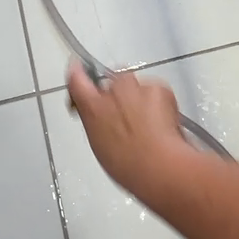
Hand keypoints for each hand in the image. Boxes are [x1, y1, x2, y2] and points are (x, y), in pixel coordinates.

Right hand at [67, 61, 201, 196]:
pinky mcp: (159, 86)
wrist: (160, 165)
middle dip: (118, 96)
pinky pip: (155, 91)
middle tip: (126, 119)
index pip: (77, 77)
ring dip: (138, 100)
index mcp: (92, 106)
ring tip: (148, 127)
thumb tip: (95, 111)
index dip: (79, 74)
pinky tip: (162, 124)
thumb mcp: (100, 144)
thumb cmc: (127, 164)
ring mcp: (137, 85)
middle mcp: (112, 88)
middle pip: (112, 83)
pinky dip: (158, 103)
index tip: (80, 73)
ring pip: (135, 88)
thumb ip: (93, 119)